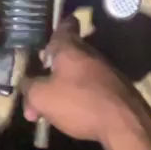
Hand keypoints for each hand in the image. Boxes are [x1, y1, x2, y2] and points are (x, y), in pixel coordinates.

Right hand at [24, 21, 150, 149]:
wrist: (124, 123)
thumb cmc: (79, 102)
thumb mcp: (43, 97)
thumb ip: (29, 88)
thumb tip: (26, 86)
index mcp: (70, 48)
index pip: (66, 25)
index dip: (58, 26)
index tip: (49, 33)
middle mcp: (90, 53)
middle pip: (68, 53)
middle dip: (52, 68)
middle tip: (38, 84)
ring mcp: (106, 71)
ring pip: (79, 73)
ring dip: (64, 86)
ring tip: (51, 109)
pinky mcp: (116, 90)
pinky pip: (92, 87)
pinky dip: (80, 97)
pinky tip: (73, 115)